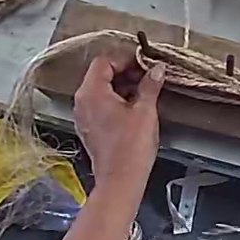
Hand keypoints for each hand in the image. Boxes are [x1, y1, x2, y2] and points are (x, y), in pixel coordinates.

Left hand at [73, 53, 162, 194]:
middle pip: (100, 75)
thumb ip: (150, 85)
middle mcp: (82, 101)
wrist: (121, 179)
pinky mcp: (89, 128)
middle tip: (148, 76)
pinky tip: (135, 108)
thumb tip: (157, 68)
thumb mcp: (145, 111)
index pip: (104, 62)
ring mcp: (83, 116)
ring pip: (101, 90)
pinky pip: (100, 105)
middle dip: (125, 72)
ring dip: (121, 87)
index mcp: (91, 92)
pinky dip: (115, 101)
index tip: (144, 63)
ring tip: (144, 92)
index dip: (125, 59)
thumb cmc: (131, 146)